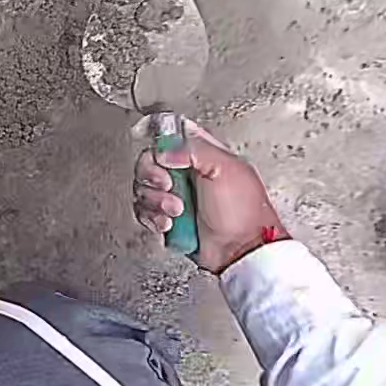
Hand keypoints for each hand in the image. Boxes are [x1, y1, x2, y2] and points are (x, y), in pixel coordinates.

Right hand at [132, 117, 286, 273]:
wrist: (239, 251)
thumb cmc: (243, 212)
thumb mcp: (226, 169)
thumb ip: (193, 149)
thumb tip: (163, 150)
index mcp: (203, 154)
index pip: (171, 134)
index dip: (158, 138)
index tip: (157, 152)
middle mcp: (186, 172)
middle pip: (148, 161)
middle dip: (153, 175)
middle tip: (168, 186)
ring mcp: (174, 195)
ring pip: (143, 188)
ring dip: (156, 202)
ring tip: (177, 211)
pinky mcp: (165, 217)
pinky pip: (142, 211)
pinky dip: (152, 218)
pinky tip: (169, 224)